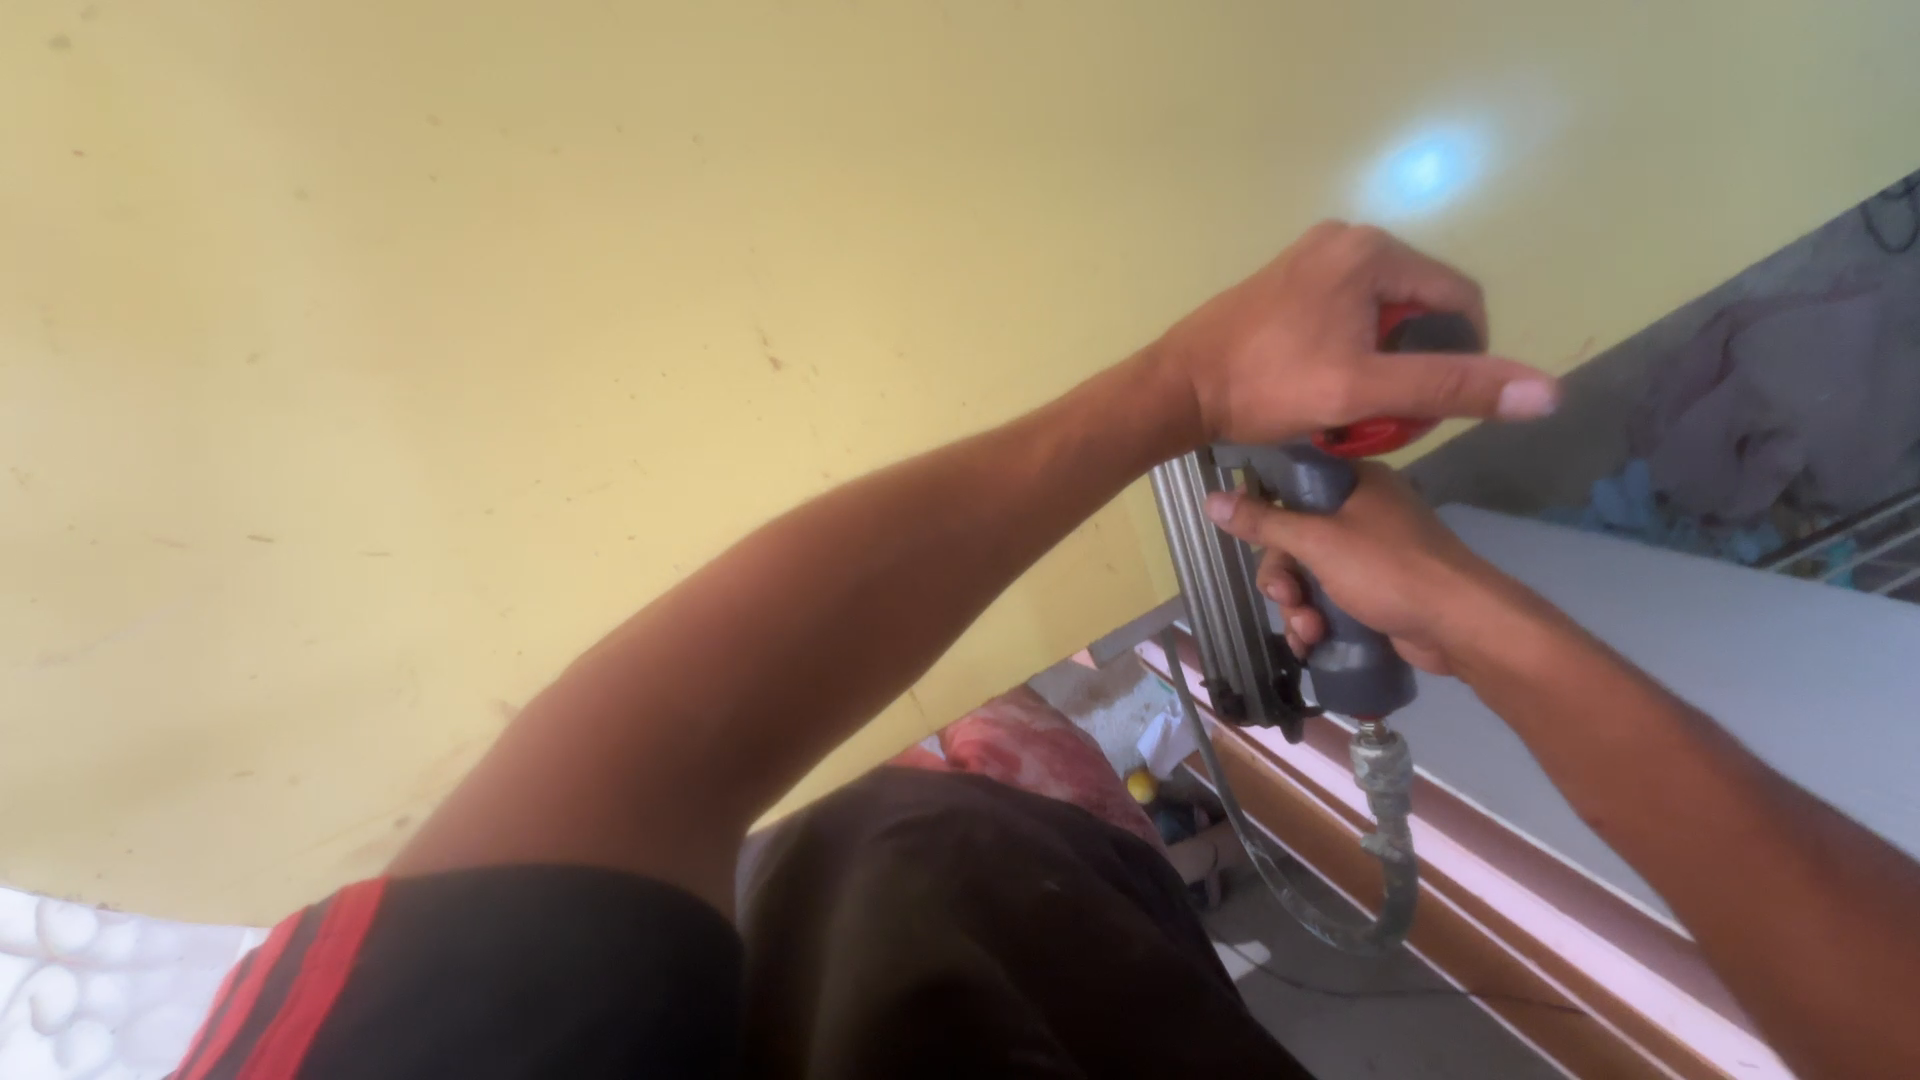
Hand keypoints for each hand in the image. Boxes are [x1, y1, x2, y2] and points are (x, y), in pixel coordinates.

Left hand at [1157, 221, 1559, 444]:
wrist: (1177, 388)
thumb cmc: (1265, 387)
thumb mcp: (1361, 390)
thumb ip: (1449, 387)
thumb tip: (1548, 392)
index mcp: (1372, 252)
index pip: (1458, 298)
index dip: (1464, 355)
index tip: (1437, 404)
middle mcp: (1344, 239)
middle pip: (1416, 302)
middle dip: (1416, 357)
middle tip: (1393, 409)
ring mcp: (1309, 256)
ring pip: (1379, 309)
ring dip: (1383, 355)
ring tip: (1360, 401)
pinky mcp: (1284, 280)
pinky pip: (1343, 308)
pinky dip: (1350, 343)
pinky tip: (1328, 380)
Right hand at [1203, 463, 1509, 675]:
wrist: (1461, 627)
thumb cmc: (1389, 570)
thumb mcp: (1317, 542)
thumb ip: (1263, 522)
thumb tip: (1211, 499)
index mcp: (1355, 483)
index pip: (1291, 482)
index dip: (1262, 510)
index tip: (1247, 536)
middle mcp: (1362, 511)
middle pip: (1293, 537)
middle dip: (1283, 578)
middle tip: (1287, 600)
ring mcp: (1370, 553)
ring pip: (1307, 573)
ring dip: (1297, 607)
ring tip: (1308, 633)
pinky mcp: (1376, 589)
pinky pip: (1328, 597)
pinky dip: (1316, 619)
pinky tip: (1312, 643)